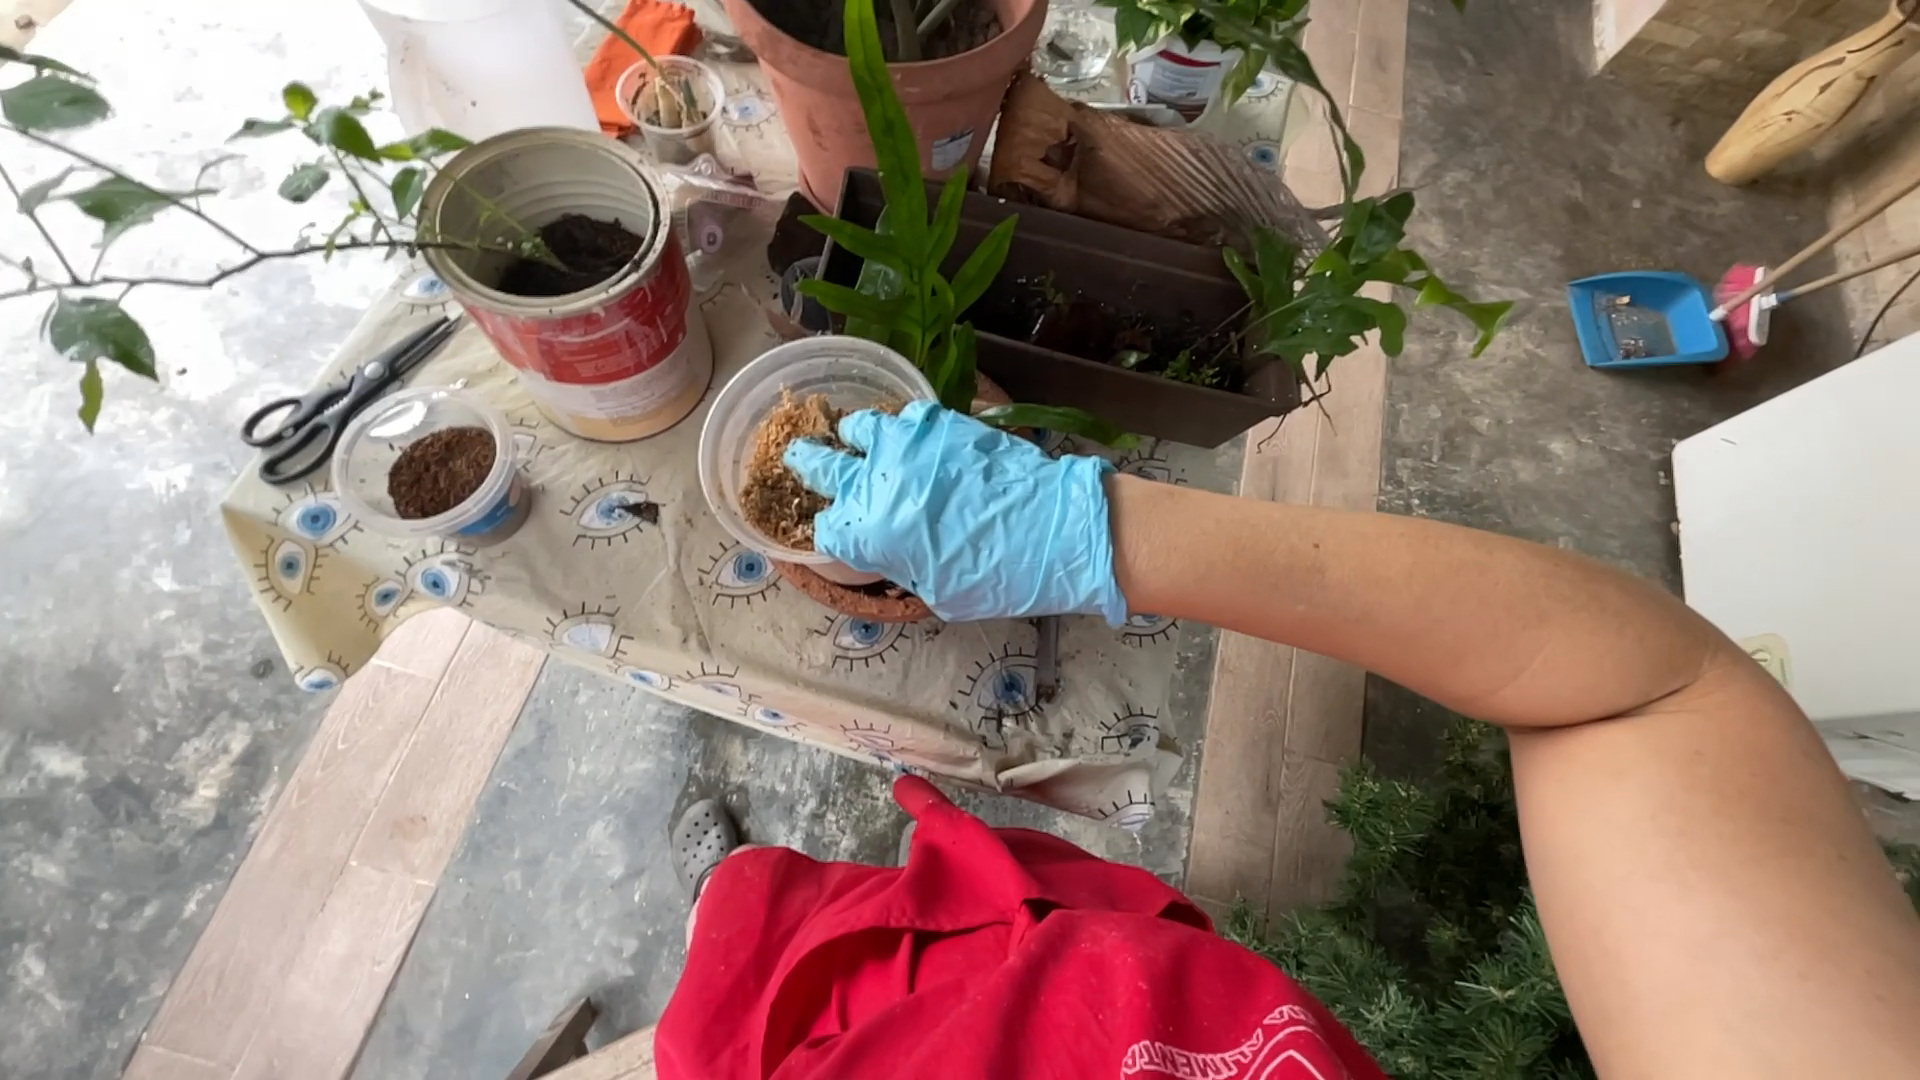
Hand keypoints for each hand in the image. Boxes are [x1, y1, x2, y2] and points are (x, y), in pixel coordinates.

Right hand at [782, 401, 1127, 624]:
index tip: (842, 531)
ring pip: (859, 427)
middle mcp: (875, 484)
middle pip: (818, 467)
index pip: (825, 528)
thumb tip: (895, 549)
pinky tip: (918, 439)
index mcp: (870, 535)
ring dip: (859, 438)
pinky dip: (905, 428)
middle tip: (805, 459)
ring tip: (867, 442)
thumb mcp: (939, 594)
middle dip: (810, 465)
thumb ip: (902, 566)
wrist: (1055, 530)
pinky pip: (907, 416)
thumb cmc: (999, 577)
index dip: (832, 531)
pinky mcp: (941, 422)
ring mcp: (906, 446)